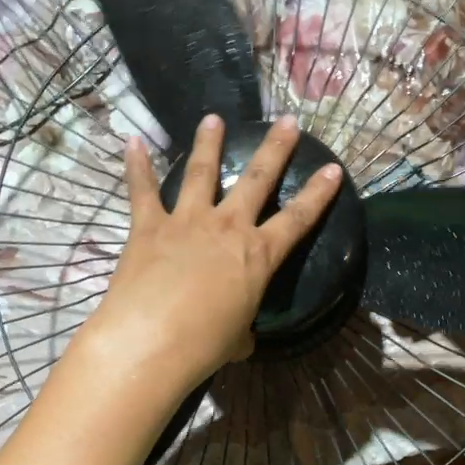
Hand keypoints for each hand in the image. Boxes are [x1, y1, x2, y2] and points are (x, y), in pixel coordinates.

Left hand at [79, 114, 341, 388]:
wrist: (153, 339)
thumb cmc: (205, 345)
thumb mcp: (236, 341)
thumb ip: (242, 331)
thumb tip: (241, 339)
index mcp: (258, 256)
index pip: (298, 219)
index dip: (318, 195)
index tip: (332, 169)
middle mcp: (227, 227)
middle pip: (257, 179)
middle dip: (275, 148)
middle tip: (287, 122)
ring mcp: (187, 221)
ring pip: (201, 171)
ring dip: (208, 142)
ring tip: (213, 119)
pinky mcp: (148, 226)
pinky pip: (142, 190)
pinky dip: (136, 166)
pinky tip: (133, 142)